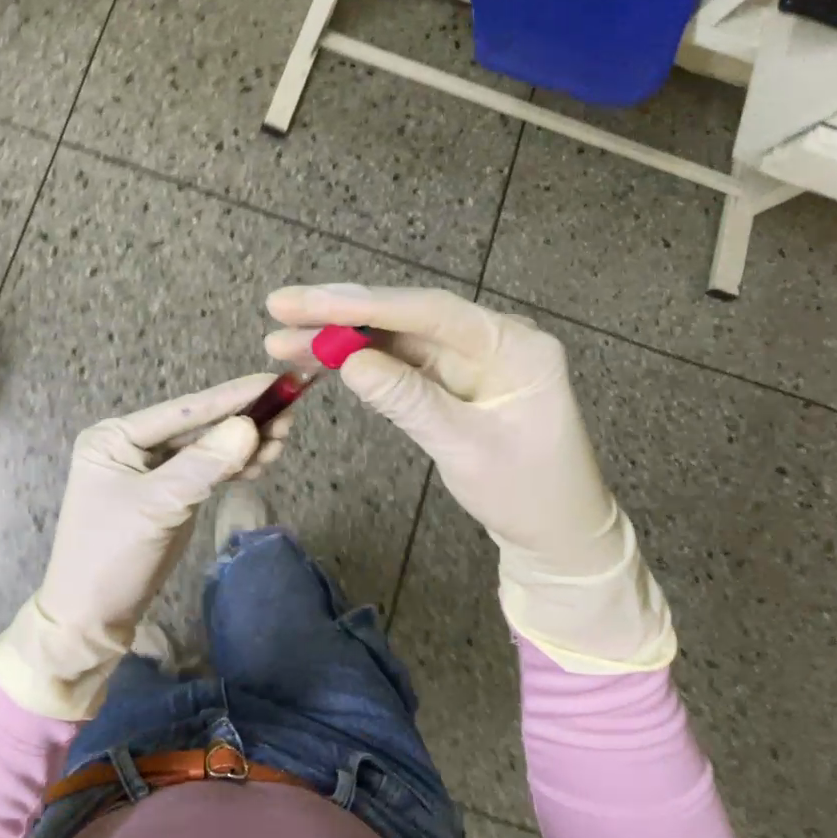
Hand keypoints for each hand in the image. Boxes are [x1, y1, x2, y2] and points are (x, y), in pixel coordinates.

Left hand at [0, 374, 291, 718]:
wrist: (89, 621)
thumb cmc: (110, 558)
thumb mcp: (157, 508)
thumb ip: (203, 465)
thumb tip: (249, 426)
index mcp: (115, 437)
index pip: (182, 410)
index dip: (231, 396)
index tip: (275, 381)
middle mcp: (131, 447)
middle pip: (197, 427)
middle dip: (242, 422)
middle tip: (289, 415)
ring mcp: (150, 473)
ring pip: (205, 450)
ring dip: (243, 446)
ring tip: (283, 441)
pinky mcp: (167, 497)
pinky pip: (206, 473)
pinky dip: (234, 468)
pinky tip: (263, 461)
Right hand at [266, 284, 672, 673]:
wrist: (557, 534)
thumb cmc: (527, 494)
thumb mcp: (467, 450)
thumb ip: (409, 401)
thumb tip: (349, 362)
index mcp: (513, 345)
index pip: (429, 312)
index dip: (363, 305)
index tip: (307, 303)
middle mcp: (490, 339)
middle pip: (405, 316)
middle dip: (339, 312)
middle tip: (280, 307)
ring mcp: (468, 358)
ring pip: (394, 337)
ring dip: (339, 337)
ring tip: (281, 341)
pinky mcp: (449, 379)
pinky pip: (397, 362)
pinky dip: (357, 361)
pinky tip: (317, 358)